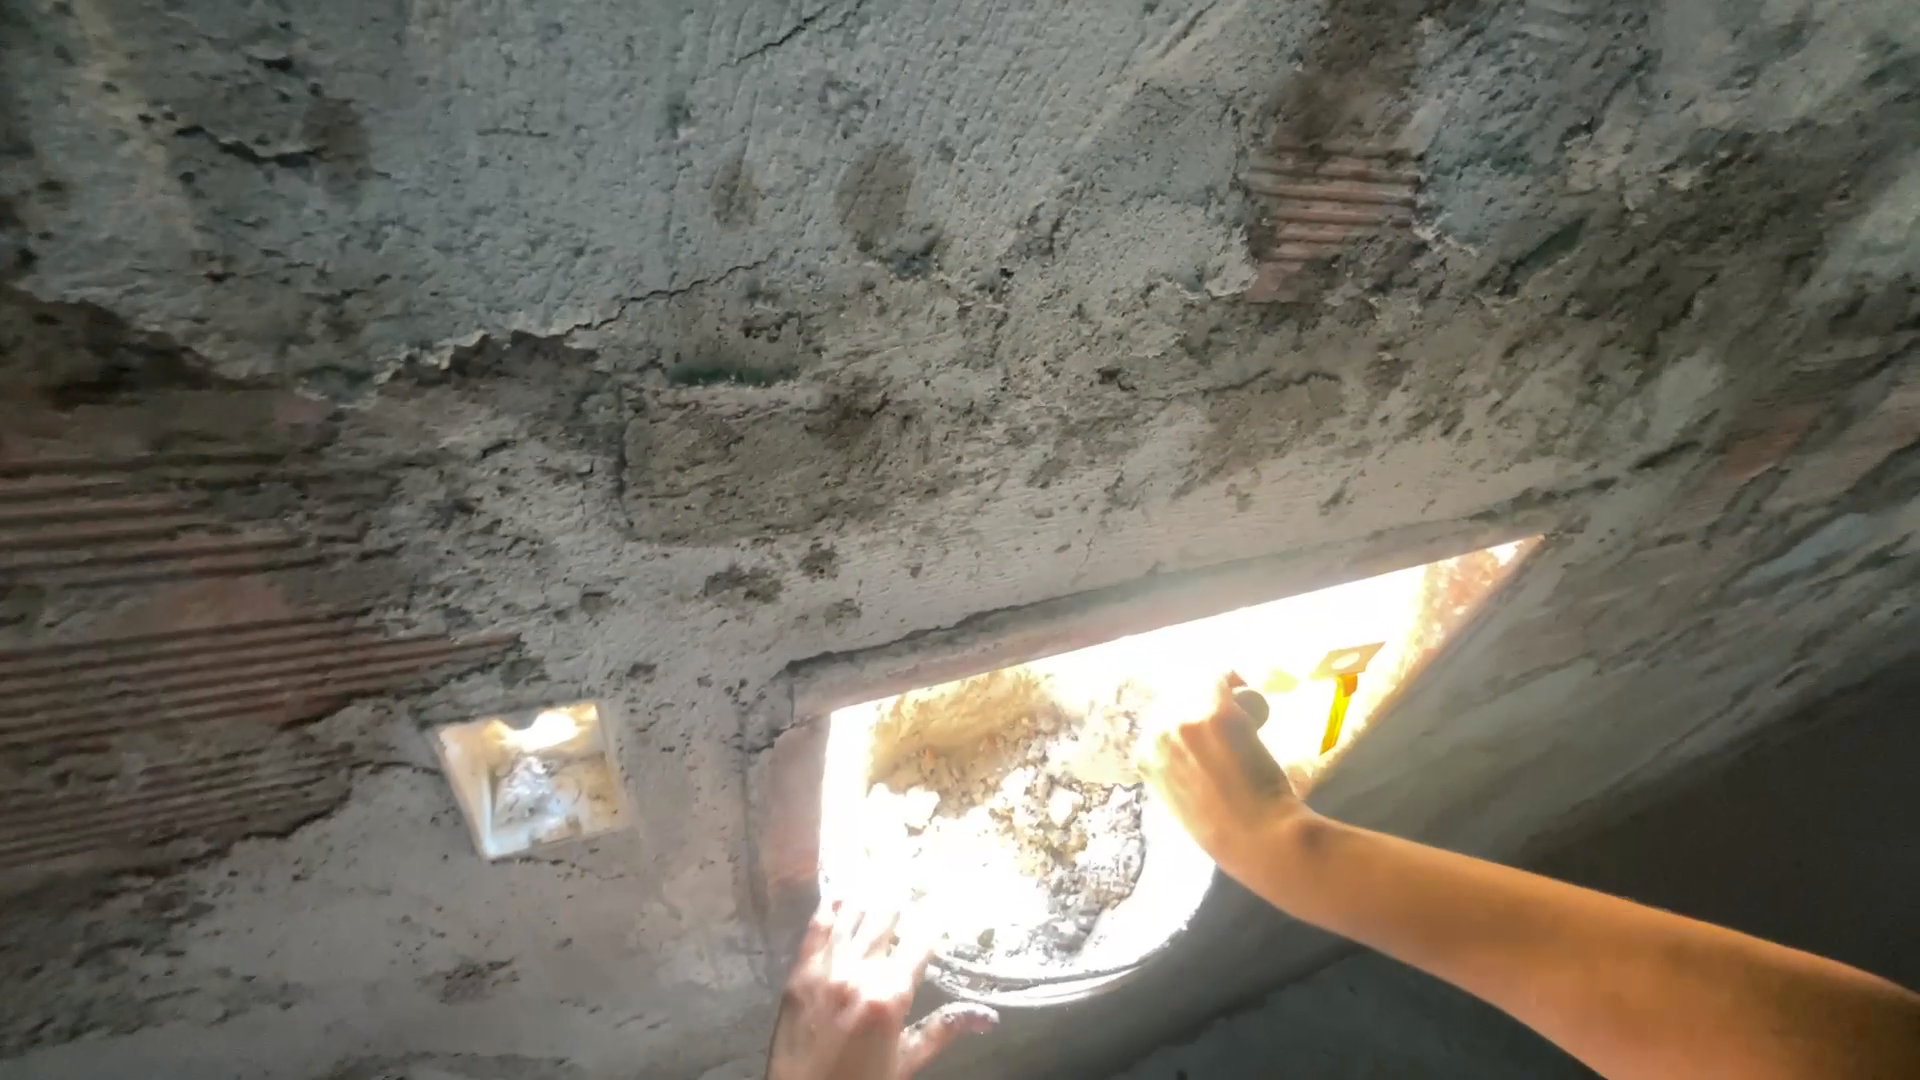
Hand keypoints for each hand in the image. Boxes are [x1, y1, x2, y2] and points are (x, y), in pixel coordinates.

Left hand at [767, 898, 997, 1079]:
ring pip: (854, 913)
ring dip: (872, 892)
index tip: (945, 898)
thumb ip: (944, 1030)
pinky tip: (845, 891)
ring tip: (884, 872)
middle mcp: (861, 971)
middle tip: (912, 877)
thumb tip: (989, 1016)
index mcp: (891, 994)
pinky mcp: (799, 970)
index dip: (935, 917)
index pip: (921, 940)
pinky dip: (833, 905)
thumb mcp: (906, 1063)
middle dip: (903, 896)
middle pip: (887, 916)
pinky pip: (818, 925)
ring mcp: (827, 967)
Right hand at [1138, 673, 1309, 875]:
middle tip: (1233, 722)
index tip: (1211, 731)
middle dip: (1203, 705)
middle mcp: (1157, 733)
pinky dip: (1238, 686)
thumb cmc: (1226, 831)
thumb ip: (1177, 767)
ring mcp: (1183, 720)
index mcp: (1145, 756)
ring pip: (1199, 685)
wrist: (1259, 839)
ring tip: (1247, 718)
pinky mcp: (1215, 711)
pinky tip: (1253, 703)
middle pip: (1178, 698)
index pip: (1162, 721)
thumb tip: (1192, 747)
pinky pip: (1221, 679)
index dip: (1189, 721)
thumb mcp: (1183, 798)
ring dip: (1222, 696)